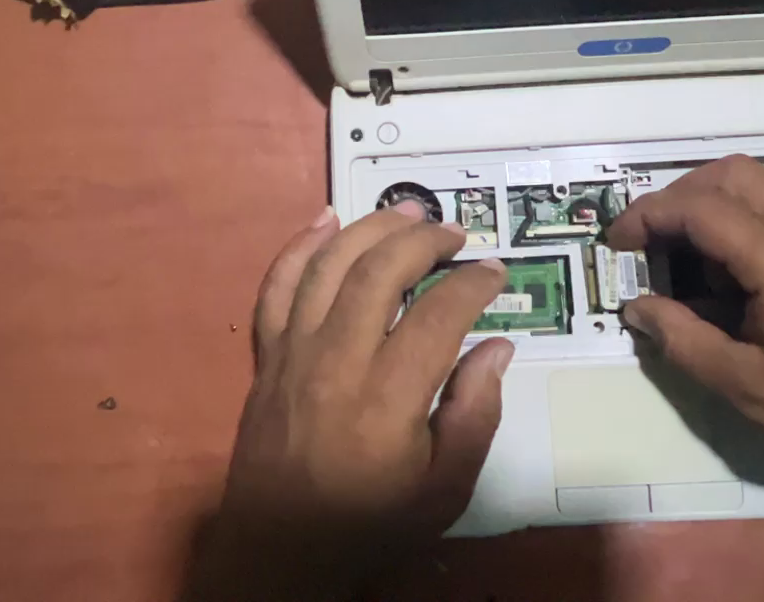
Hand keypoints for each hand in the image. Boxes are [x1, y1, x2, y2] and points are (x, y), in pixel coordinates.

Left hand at [184, 203, 514, 601]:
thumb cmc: (369, 522)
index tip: (493, 273)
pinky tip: (325, 219)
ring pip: (329, 264)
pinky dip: (299, 246)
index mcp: (386, 399)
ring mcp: (293, 351)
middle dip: (424, 240)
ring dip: (370, 228)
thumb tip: (496, 347)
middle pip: (380, 271)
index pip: (438, 315)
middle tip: (454, 234)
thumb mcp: (444, 490)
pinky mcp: (267, 353)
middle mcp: (336, 361)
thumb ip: (476, 414)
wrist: (277, 553)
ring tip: (406, 211)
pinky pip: (276, 285)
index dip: (473, 285)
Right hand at [611, 155, 763, 497]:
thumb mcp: (751, 392)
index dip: (649, 215)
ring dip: (712, 206)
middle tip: (651, 241)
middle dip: (678, 196)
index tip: (618, 244)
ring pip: (761, 187)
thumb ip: (683, 341)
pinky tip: (738, 280)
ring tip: (690, 262)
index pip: (701, 207)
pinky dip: (744, 223)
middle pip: (731, 174)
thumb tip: (636, 306)